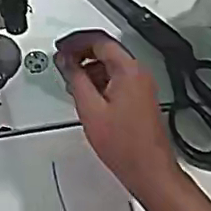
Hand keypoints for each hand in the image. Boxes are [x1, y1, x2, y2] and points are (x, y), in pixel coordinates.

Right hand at [55, 30, 182, 195]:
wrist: (148, 169)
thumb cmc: (126, 146)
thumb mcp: (90, 108)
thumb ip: (75, 79)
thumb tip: (66, 61)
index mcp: (128, 70)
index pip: (99, 41)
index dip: (75, 41)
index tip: (61, 47)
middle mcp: (139, 73)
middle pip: (106, 49)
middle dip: (81, 51)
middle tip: (63, 59)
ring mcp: (142, 85)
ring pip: (111, 63)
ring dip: (90, 66)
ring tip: (71, 77)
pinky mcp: (140, 97)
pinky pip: (117, 77)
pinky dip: (99, 79)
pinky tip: (86, 92)